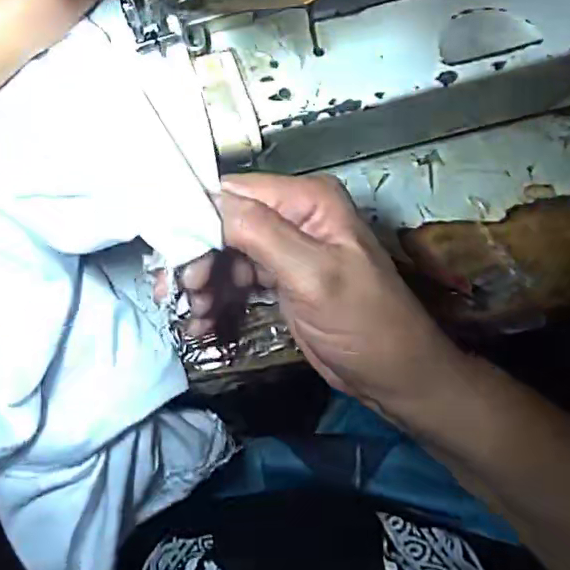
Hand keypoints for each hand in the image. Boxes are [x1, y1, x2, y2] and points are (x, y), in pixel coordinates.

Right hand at [189, 173, 465, 418]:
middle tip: (181, 294)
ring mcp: (285, 245)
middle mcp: (293, 213)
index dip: (198, 218)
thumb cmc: (365, 322)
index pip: (236, 192)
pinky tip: (205, 323)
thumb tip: (208, 202)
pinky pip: (236, 276)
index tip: (172, 255)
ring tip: (196, 316)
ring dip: (203, 283)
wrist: (397, 377)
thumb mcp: (313, 275)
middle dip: (198, 258)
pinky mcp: (279, 275)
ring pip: (224, 251)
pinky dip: (217, 298)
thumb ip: (259, 233)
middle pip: (224, 222)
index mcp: (307, 199)